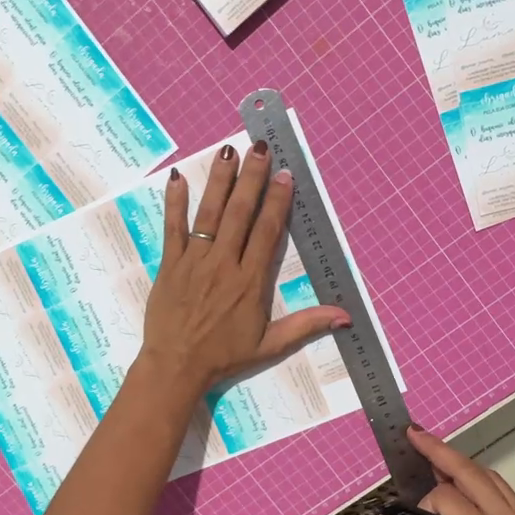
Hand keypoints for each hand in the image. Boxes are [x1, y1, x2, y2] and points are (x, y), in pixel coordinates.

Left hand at [137, 140, 347, 397]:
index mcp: (250, 282)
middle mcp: (224, 264)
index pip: (266, 232)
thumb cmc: (224, 357)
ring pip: (209, 214)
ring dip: (220, 181)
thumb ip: (306, 326)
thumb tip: (345, 316)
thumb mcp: (269, 346)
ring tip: (228, 151)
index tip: (283, 174)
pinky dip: (175, 203)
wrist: (176, 367)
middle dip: (250, 178)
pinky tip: (179, 177)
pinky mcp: (170, 265)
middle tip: (259, 147)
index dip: (276, 201)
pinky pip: (172, 228)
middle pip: (240, 213)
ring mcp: (194, 261)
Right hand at [392, 427, 514, 514]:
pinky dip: (476, 476)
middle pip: (469, 472)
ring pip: (486, 475)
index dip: (424, 506)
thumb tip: (406, 514)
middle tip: (413, 433)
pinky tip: (459, 475)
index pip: (444, 498)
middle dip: (439, 450)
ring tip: (432, 451)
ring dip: (458, 461)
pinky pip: (499, 487)